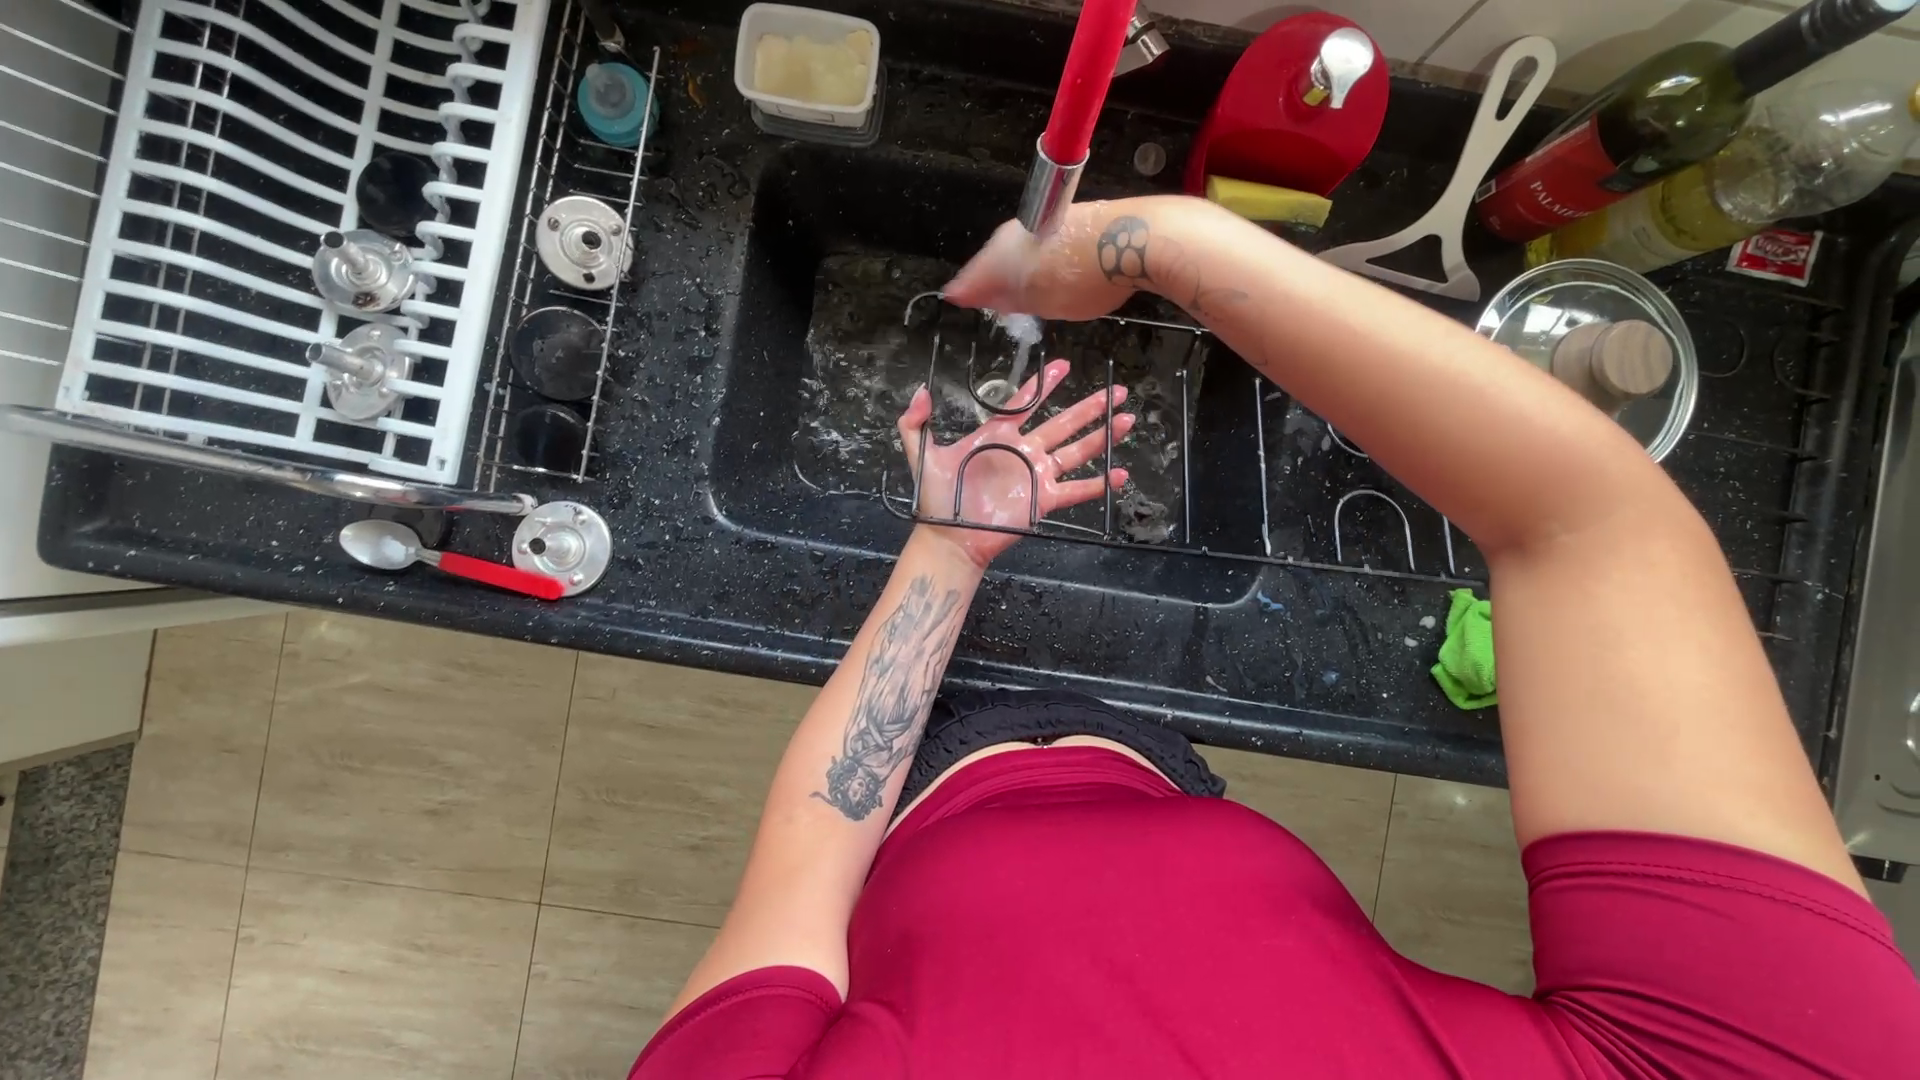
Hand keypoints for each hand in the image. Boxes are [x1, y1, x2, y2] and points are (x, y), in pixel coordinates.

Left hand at [897, 359, 1132, 567]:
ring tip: (1126, 420)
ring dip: (1102, 437)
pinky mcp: (1044, 501)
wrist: (948, 538)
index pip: (1026, 403)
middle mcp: (1023, 451)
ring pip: (1076, 451)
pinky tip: (1119, 473)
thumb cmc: (937, 500)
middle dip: (1090, 407)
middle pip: (1063, 423)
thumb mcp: (921, 456)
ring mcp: (1037, 476)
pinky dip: (1098, 484)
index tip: (1063, 364)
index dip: (1044, 384)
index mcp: (998, 436)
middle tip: (1118, 391)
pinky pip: (1076, 490)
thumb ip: (915, 424)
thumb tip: (919, 391)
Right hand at [942, 201, 1144, 320]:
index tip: (963, 304)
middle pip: (997, 260)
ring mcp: (1049, 222)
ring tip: (1033, 298)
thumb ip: (1007, 300)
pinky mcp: (1075, 221)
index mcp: (1003, 249)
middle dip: (997, 283)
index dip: (968, 293)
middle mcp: (1020, 229)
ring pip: (1024, 253)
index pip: (972, 274)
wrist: (1136, 241)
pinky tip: (1059, 280)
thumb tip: (975, 295)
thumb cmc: (1082, 275)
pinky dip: (1048, 266)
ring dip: (1023, 274)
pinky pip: (1049, 248)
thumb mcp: (1039, 302)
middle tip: (1001, 307)